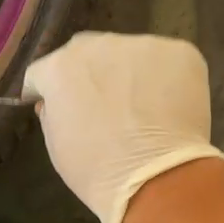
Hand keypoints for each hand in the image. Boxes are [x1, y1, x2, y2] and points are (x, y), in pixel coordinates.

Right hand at [22, 32, 223, 222]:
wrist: (158, 178)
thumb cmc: (96, 170)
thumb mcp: (56, 146)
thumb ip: (51, 114)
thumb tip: (54, 102)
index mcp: (60, 68)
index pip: (43, 71)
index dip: (44, 90)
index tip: (51, 105)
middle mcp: (99, 45)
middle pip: (86, 52)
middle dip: (86, 73)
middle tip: (97, 104)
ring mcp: (143, 44)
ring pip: (127, 53)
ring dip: (125, 73)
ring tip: (136, 106)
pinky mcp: (181, 52)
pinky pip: (162, 60)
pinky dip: (160, 78)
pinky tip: (163, 105)